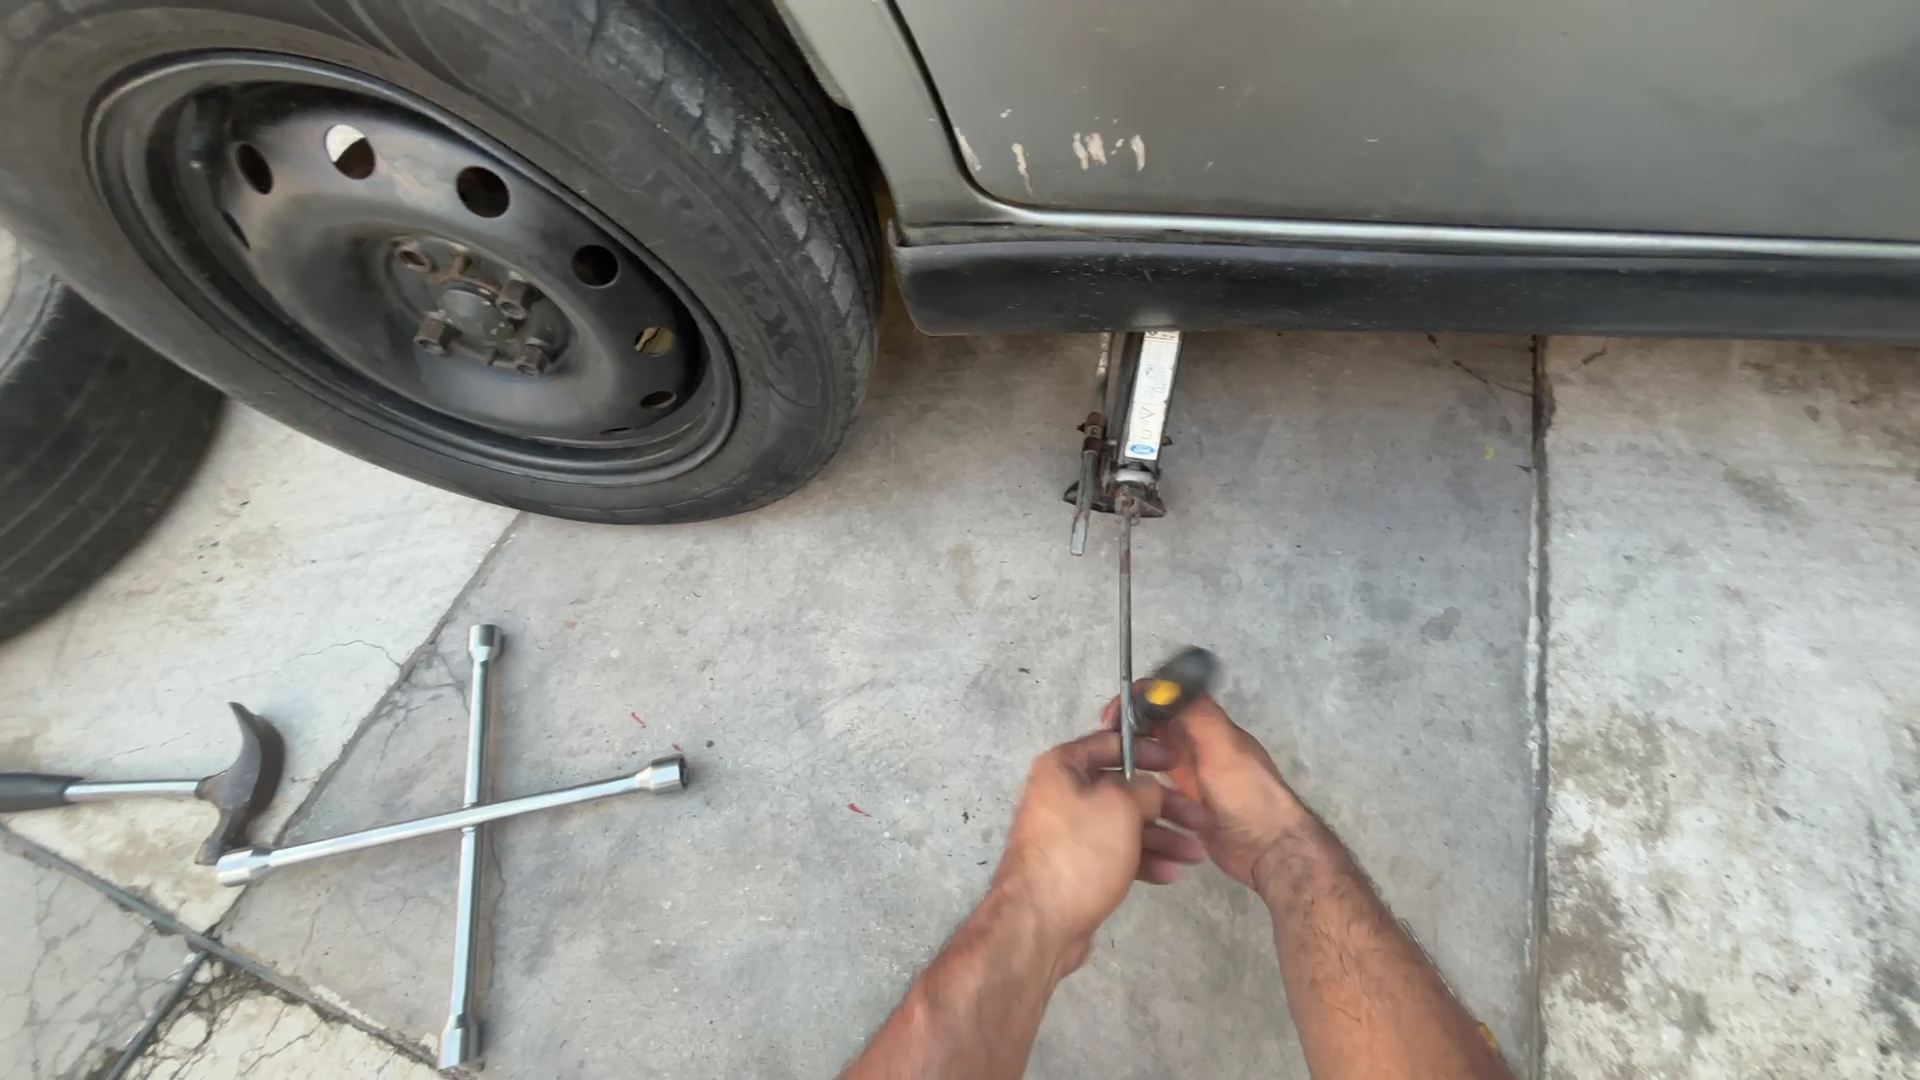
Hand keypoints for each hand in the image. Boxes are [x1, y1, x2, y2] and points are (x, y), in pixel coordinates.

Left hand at [990, 730, 1209, 975]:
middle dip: (1164, 805)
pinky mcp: (1078, 866)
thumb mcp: (1119, 807)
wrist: (1039, 921)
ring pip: (1123, 825)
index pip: (1109, 744)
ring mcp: (1070, 833)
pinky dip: (1143, 860)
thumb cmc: (1080, 850)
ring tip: (1197, 854)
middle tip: (1200, 819)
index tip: (1177, 760)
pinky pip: (1116, 854)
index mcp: (1063, 767)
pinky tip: (1172, 874)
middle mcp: (1062, 794)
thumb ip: (1143, 789)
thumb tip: (1149, 790)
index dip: (1146, 749)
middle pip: (1122, 790)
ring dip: (1162, 837)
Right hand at [1107, 692, 1308, 892]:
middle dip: (1126, 728)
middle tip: (1103, 744)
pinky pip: (1153, 785)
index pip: (1165, 697)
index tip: (1113, 716)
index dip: (1137, 699)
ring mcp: (1189, 774)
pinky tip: (1124, 791)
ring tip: (1108, 769)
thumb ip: (1197, 713)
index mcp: (1206, 724)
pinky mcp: (1182, 802)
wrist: (1269, 850)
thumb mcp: (1223, 746)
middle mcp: (1195, 743)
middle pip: (1153, 724)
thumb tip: (1165, 683)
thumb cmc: (1247, 794)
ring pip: (1150, 754)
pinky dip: (1138, 783)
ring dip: (1130, 756)